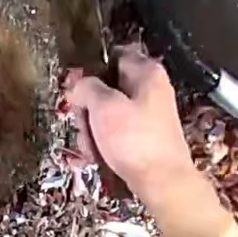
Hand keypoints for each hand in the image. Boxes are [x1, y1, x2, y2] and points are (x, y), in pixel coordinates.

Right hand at [66, 49, 203, 207]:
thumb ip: (87, 88)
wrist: (161, 181)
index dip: (91, 69)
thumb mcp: (104, 108)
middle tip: (83, 123)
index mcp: (147, 72)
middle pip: (107, 87)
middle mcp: (150, 89)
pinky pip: (115, 132)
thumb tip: (78, 84)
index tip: (76, 88)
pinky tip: (97, 157)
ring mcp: (148, 114)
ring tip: (91, 147)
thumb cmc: (133, 140)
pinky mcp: (144, 137)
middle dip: (88, 107)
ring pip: (107, 113)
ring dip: (92, 129)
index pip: (113, 55)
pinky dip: (103, 143)